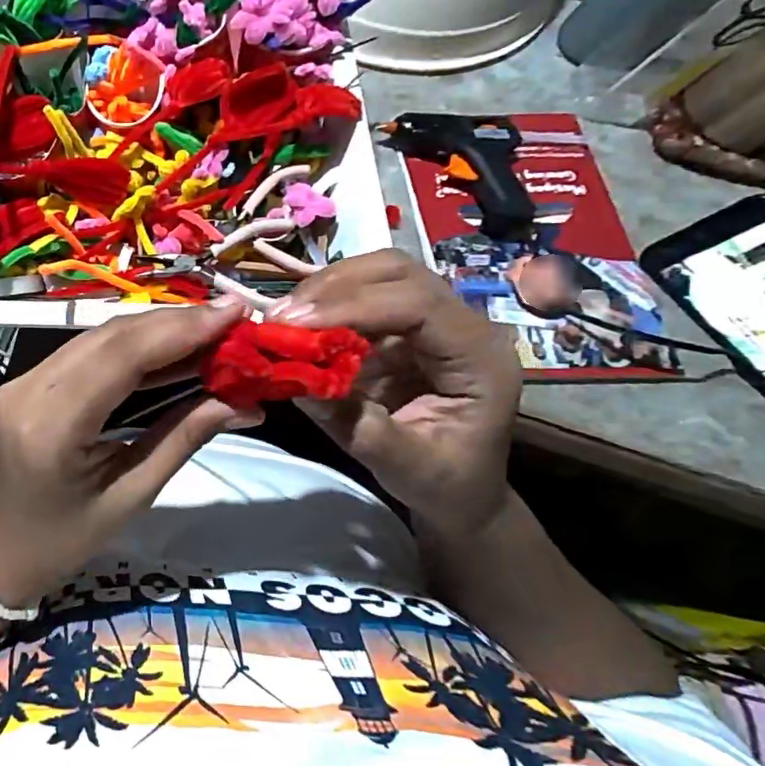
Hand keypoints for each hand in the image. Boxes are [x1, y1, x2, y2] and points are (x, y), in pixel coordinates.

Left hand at [0, 300, 261, 605]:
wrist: (5, 547)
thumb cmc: (67, 538)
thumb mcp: (133, 496)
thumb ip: (183, 438)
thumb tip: (243, 403)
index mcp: (51, 428)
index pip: (121, 357)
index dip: (180, 329)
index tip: (234, 314)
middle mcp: (30, 390)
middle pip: (113, 337)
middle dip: (178, 323)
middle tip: (234, 318)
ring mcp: (25, 379)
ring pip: (103, 335)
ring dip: (161, 328)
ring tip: (215, 327)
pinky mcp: (31, 376)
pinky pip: (92, 348)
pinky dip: (138, 343)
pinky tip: (175, 343)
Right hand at [272, 250, 521, 532]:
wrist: (461, 493)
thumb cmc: (445, 483)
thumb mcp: (403, 466)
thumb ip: (355, 424)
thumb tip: (296, 380)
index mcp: (479, 355)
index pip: (418, 304)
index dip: (355, 305)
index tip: (297, 323)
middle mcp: (462, 324)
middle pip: (399, 272)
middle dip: (336, 286)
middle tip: (285, 314)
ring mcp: (433, 321)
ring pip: (379, 275)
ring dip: (327, 290)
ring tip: (285, 318)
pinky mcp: (405, 329)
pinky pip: (364, 298)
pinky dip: (327, 306)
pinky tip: (299, 326)